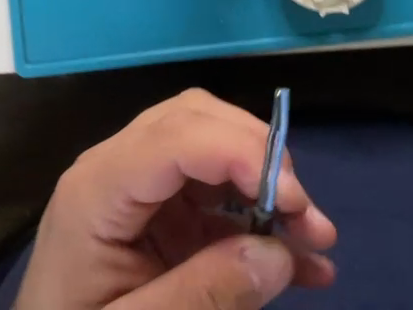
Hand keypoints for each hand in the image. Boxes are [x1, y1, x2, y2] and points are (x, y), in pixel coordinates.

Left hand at [13, 88, 338, 309]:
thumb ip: (204, 294)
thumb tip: (279, 252)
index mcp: (97, 189)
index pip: (174, 136)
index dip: (240, 153)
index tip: (296, 204)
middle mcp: (115, 168)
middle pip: (194, 120)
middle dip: (260, 158)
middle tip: (310, 220)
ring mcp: (137, 185)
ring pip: (210, 145)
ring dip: (267, 185)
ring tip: (315, 241)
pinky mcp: (156, 210)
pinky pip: (214, 193)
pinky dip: (258, 217)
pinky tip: (301, 264)